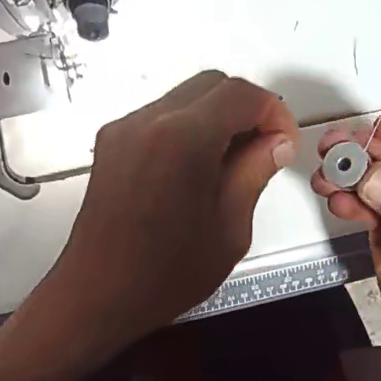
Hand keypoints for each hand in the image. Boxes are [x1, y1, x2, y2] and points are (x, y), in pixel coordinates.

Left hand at [40, 72, 298, 355]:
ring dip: (216, 117)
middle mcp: (147, 124)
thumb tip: (274, 144)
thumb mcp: (229, 229)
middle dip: (246, 109)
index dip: (272, 113)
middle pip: (212, 84)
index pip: (240, 94)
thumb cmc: (160, 277)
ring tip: (232, 163)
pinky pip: (160, 117)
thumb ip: (254, 173)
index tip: (284, 141)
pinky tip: (198, 168)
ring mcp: (123, 131)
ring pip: (184, 97)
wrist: (96, 296)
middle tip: (265, 149)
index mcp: (181, 139)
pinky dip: (187, 128)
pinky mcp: (111, 144)